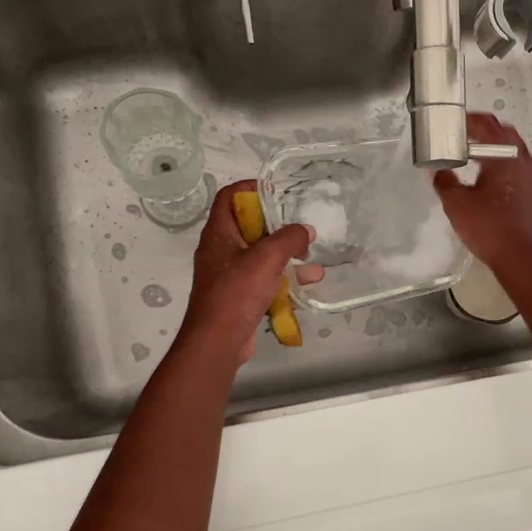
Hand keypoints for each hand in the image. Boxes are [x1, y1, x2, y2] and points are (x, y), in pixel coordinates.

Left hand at [178, 181, 316, 365]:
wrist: (219, 341)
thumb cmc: (237, 292)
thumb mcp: (267, 258)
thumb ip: (289, 239)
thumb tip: (306, 230)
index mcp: (218, 234)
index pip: (229, 198)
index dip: (250, 189)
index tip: (276, 192)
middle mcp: (220, 251)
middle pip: (249, 227)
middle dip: (278, 228)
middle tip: (301, 231)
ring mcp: (230, 276)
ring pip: (261, 257)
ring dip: (287, 257)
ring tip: (313, 261)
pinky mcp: (240, 298)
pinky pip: (265, 281)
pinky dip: (285, 280)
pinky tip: (308, 284)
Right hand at [430, 113, 531, 276]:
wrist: (522, 258)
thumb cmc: (489, 228)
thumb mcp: (456, 204)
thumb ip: (444, 181)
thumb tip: (437, 171)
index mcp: (505, 155)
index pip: (486, 124)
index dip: (468, 120)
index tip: (453, 123)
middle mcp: (523, 159)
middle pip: (503, 132)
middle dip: (482, 131)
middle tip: (461, 137)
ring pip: (512, 149)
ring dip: (493, 148)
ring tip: (472, 156)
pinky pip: (517, 165)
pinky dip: (502, 163)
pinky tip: (487, 178)